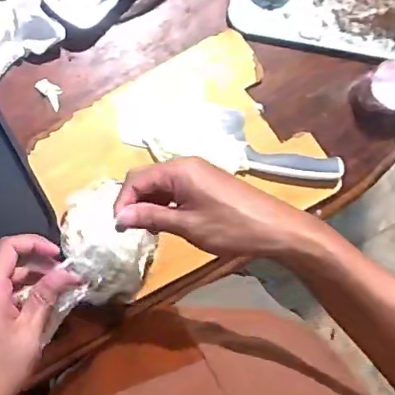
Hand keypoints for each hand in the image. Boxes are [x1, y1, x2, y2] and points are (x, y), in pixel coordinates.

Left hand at [0, 234, 79, 394]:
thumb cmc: (2, 367)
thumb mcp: (30, 331)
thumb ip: (46, 296)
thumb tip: (68, 271)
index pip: (9, 246)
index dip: (35, 242)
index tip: (59, 255)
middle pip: (10, 261)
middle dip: (40, 263)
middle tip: (67, 276)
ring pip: (8, 278)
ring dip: (34, 279)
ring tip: (60, 290)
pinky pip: (4, 293)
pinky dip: (24, 293)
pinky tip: (43, 306)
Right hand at [114, 157, 325, 261]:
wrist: (276, 229)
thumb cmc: (230, 227)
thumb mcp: (187, 225)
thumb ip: (150, 218)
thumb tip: (119, 218)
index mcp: (177, 170)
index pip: (135, 179)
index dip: (122, 202)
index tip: (119, 228)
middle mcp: (185, 165)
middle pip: (146, 178)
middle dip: (133, 201)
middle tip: (130, 230)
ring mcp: (197, 172)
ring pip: (160, 184)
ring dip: (148, 204)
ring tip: (146, 230)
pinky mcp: (206, 182)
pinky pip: (175, 188)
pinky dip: (164, 203)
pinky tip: (165, 222)